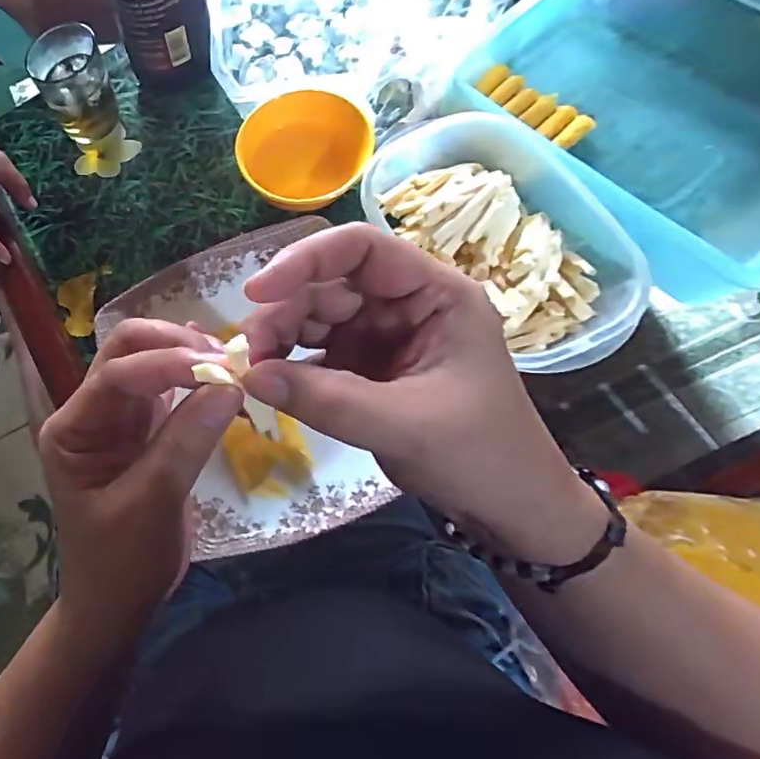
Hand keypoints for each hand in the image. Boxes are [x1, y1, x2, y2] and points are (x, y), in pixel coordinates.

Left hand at [38, 319, 239, 643]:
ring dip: (186, 354)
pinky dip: (191, 374)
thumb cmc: (121, 563)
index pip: (115, 374)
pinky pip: (167, 389)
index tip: (218, 367)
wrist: (116, 606)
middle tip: (225, 357)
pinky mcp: (145, 431)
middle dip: (173, 345)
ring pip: (148, 363)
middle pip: (125, 352)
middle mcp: (90, 413)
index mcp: (72, 428)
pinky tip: (217, 365)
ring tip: (231, 360)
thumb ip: (185, 442)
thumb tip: (230, 385)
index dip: (166, 362)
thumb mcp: (152, 504)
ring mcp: (118, 419)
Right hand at [237, 223, 605, 563]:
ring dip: (281, 338)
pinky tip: (270, 381)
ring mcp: (384, 336)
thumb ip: (327, 399)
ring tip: (254, 370)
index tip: (258, 290)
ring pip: (318, 317)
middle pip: (330, 284)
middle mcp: (406, 304)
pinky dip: (291, 365)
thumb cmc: (482, 456)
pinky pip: (318, 352)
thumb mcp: (405, 424)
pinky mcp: (367, 367)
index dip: (307, 259)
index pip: (364, 249)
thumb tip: (251, 376)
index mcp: (436, 294)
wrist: (510, 509)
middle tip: (249, 353)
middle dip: (285, 312)